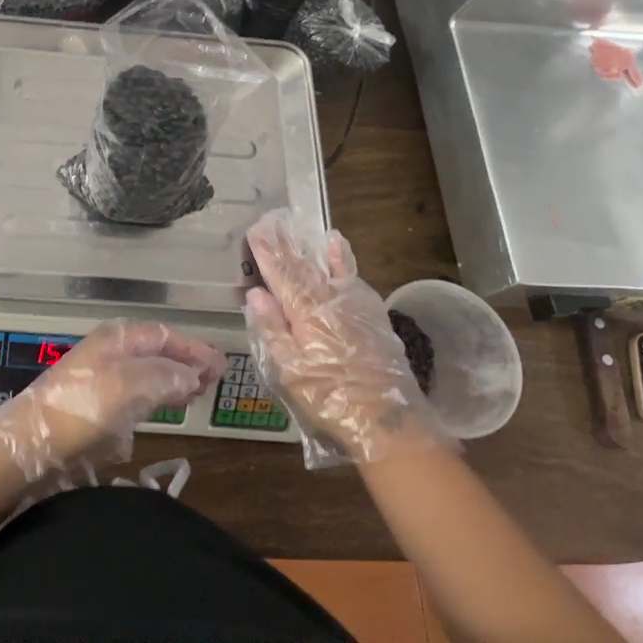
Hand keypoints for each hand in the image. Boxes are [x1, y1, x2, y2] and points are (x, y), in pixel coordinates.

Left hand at [0, 321, 225, 481]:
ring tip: (194, 396)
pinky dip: (152, 400)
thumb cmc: (81, 407)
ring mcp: (99, 380)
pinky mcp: (92, 408)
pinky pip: (131, 397)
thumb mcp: (129, 386)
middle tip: (213, 382)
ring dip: (171, 382)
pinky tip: (160, 412)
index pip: (163, 335)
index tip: (220, 365)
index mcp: (117, 339)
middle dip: (185, 364)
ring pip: (144, 375)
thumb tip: (193, 374)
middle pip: (155, 353)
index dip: (193, 348)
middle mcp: (108, 354)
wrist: (30, 443)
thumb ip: (165, 376)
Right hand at [243, 208, 451, 465]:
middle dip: (287, 246)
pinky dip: (345, 264)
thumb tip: (256, 293)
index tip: (254, 231)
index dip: (267, 254)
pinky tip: (341, 254)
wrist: (388, 421)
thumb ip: (273, 329)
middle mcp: (331, 301)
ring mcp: (356, 307)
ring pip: (330, 270)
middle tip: (273, 221)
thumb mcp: (290, 370)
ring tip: (309, 228)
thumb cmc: (330, 398)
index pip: (282, 276)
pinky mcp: (374, 318)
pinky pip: (354, 280)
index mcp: (306, 313)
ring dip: (317, 249)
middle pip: (304, 268)